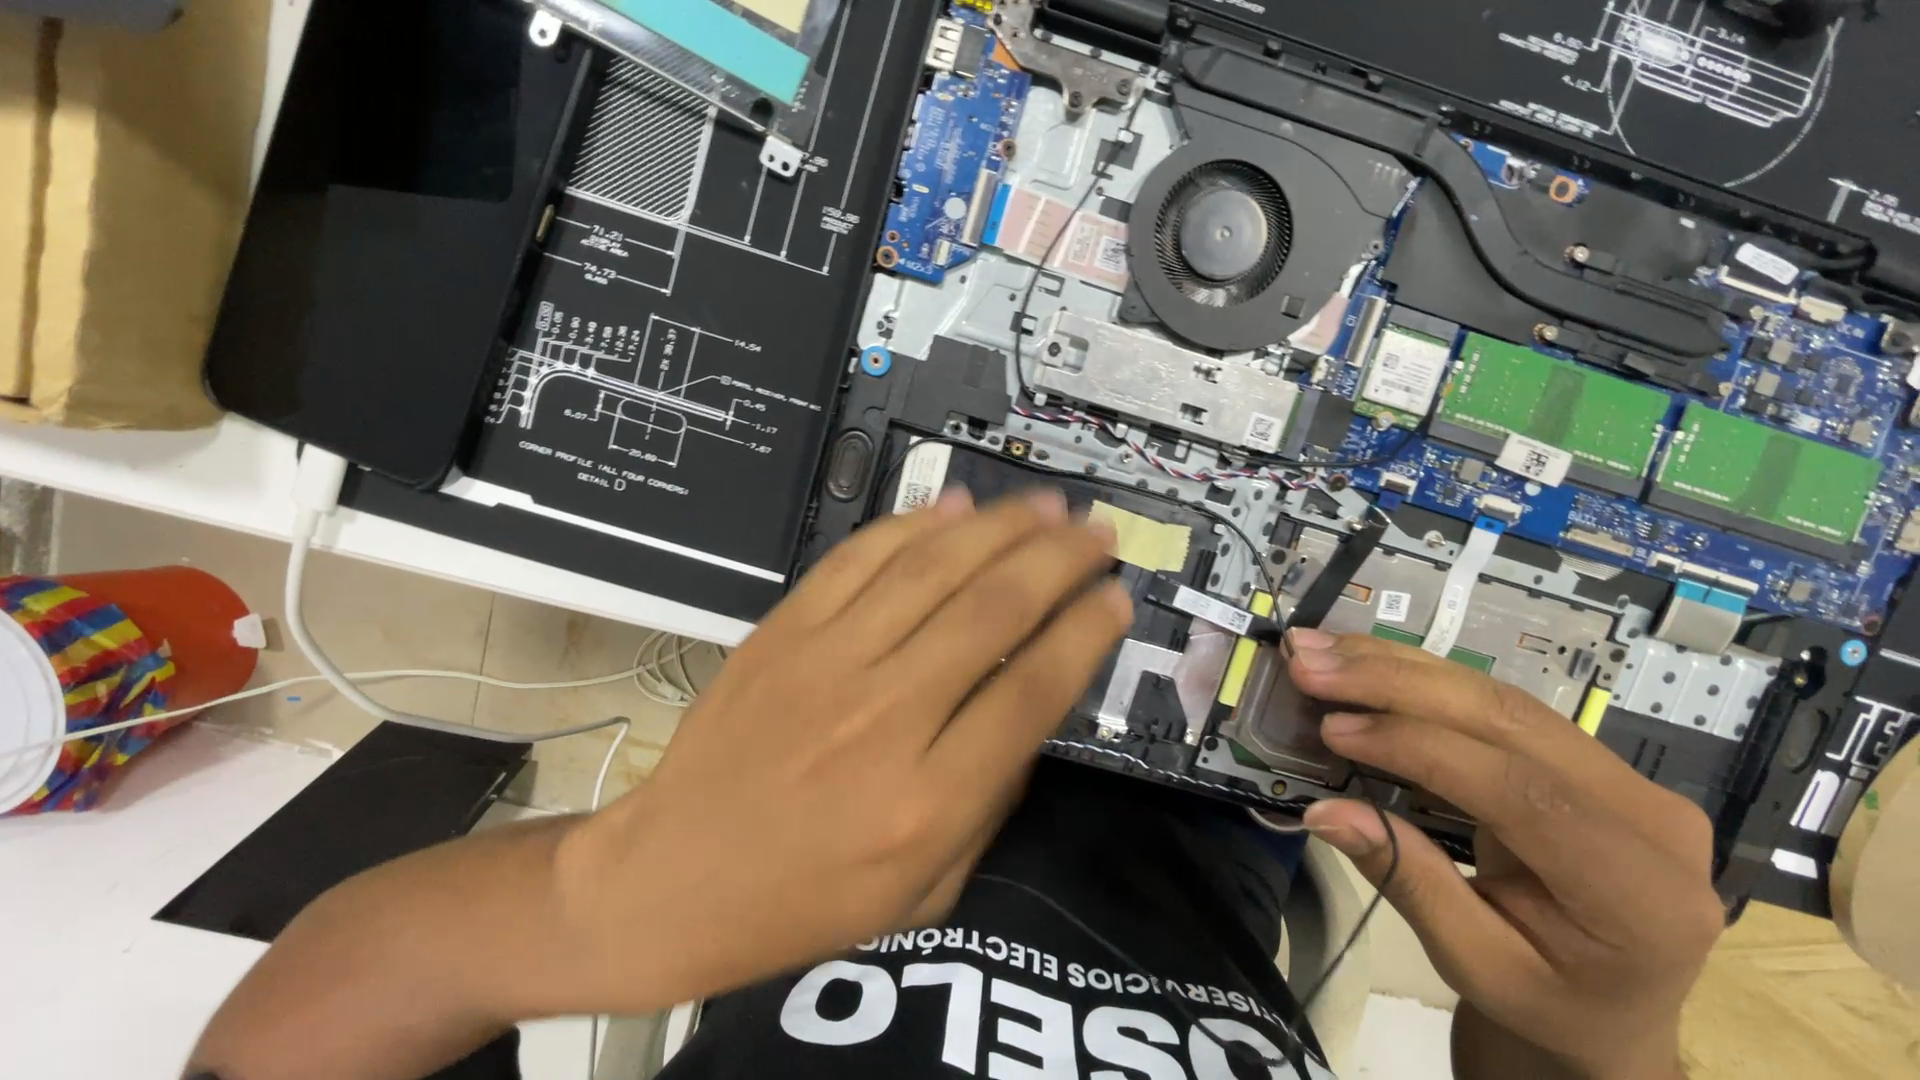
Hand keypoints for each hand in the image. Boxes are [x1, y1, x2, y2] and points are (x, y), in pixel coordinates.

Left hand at [555, 488, 1130, 1009]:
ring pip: (931, 571)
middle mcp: (884, 717)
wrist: (670, 879)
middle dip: (1059, 561)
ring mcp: (825, 662)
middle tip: (1100, 531)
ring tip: (1048, 506)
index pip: (1033, 691)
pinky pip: (858, 560)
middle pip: (992, 613)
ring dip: (999, 528)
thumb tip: (1029, 707)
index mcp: (928, 800)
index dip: (1086, 633)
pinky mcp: (782, 632)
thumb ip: (990, 801)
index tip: (1117, 597)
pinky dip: (912, 526)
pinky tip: (955, 507)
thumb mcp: (926, 893)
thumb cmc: (805, 903)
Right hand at [1287, 630, 1721, 1079]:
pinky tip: (1367, 662)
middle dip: (1398, 683)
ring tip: (1321, 649)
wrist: (1609, 1012)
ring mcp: (1627, 778)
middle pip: (1512, 721)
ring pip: (1501, 698)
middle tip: (1308, 661)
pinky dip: (1423, 680)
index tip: (1333, 727)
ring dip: (1401, 668)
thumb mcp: (1474, 963)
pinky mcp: (1591, 759)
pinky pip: (1499, 706)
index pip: (1523, 791)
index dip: (1422, 748)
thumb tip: (1323, 812)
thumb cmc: (1546, 1003)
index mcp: (1640, 891)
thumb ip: (1409, 881)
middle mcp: (1649, 816)